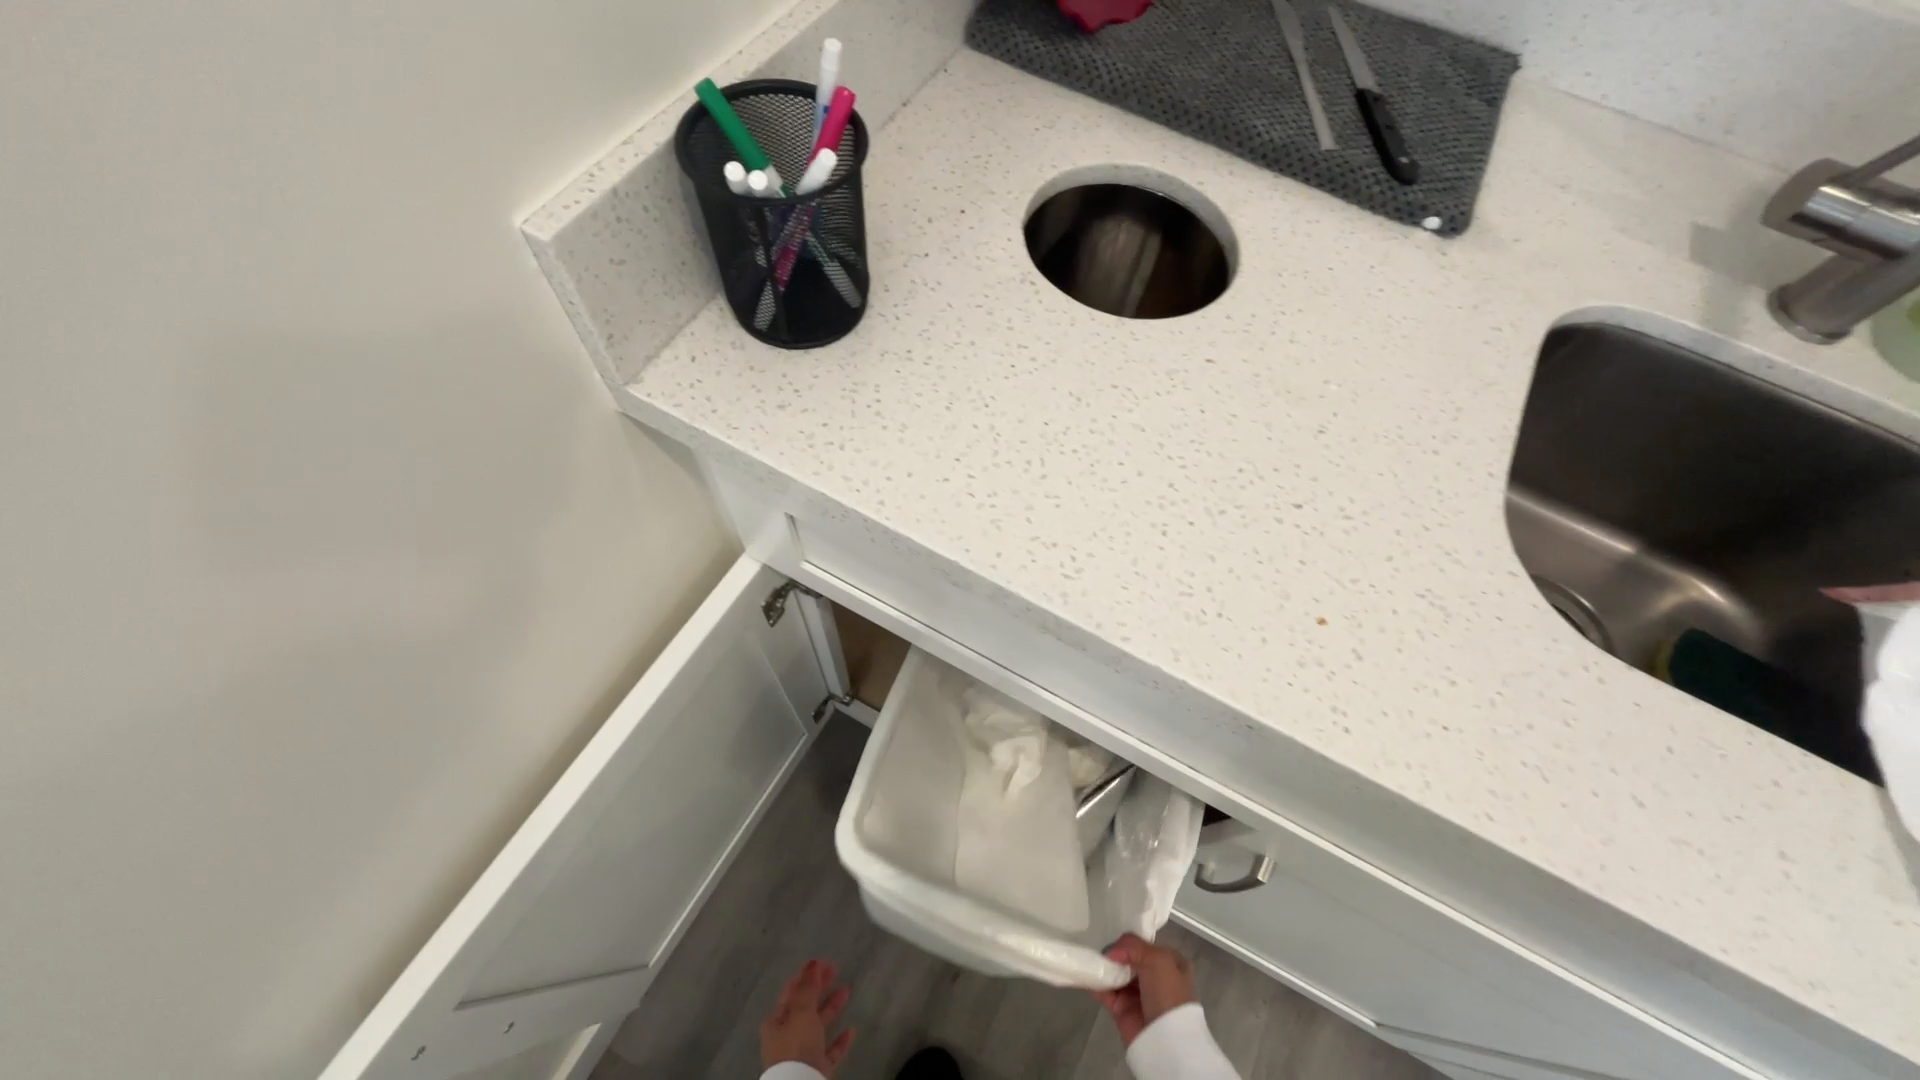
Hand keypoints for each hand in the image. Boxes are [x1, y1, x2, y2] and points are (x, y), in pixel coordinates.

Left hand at [760, 959, 854, 1075]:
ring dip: (831, 1007)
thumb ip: (807, 988)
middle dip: (819, 987)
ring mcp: (802, 1053)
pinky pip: (829, 1050)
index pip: (791, 991)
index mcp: (777, 1020)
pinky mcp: (816, 1068)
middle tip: (835, 969)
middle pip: (805, 1006)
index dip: (806, 974)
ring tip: (847, 990)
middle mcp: (787, 1036)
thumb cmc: (796, 1045)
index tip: (822, 961)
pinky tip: (851, 1030)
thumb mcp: (801, 1012)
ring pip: (818, 1025)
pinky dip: (839, 1040)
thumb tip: (811, 962)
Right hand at [1092, 933, 1196, 1045]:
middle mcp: (1154, 978)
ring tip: (1087, 961)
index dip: (1129, 943)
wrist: (1167, 1040)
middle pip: (1127, 959)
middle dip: (1113, 955)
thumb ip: (1132, 945)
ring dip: (1102, 968)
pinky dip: (1094, 984)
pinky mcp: (1122, 1010)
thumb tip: (1110, 953)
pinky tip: (1084, 975)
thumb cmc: (1168, 993)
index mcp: (1170, 963)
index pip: (1144, 946)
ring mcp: (1137, 995)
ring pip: (1115, 974)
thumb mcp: (1158, 959)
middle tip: (1097, 951)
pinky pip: (1105, 992)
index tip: (1114, 941)